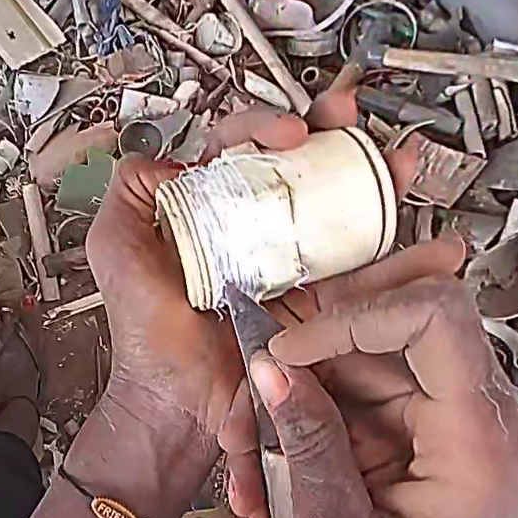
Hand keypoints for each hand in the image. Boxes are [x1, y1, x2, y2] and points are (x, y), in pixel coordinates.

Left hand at [82, 80, 364, 439]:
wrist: (176, 397)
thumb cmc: (142, 331)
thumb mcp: (114, 247)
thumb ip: (130, 191)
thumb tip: (169, 156)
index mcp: (204, 212)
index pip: (238, 149)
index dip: (263, 127)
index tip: (288, 132)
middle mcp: (246, 230)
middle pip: (294, 169)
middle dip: (328, 136)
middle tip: (348, 119)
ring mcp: (282, 262)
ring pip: (331, 207)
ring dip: (367, 176)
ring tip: (393, 159)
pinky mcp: (309, 299)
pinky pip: (351, 264)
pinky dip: (384, 242)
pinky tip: (403, 218)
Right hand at [218, 236, 517, 517]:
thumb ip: (308, 449)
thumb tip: (270, 368)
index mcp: (479, 447)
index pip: (434, 318)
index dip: (352, 317)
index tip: (285, 354)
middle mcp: (473, 419)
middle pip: (380, 335)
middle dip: (298, 366)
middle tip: (247, 416)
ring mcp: (444, 423)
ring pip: (351, 365)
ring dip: (287, 403)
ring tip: (248, 463)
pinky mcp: (416, 432)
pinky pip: (347, 398)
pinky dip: (298, 424)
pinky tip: (268, 471)